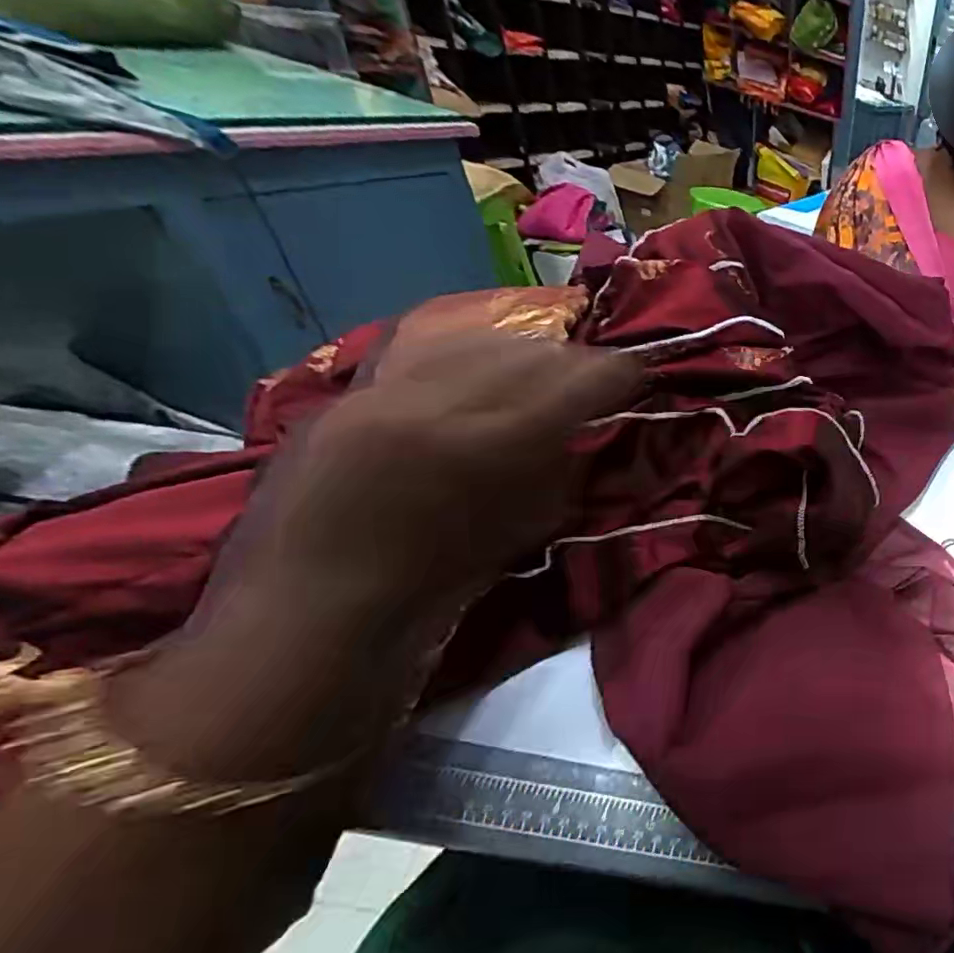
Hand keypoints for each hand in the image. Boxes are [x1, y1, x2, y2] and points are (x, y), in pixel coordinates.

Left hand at [105, 333, 643, 778]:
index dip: (620, 372)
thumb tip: (588, 424)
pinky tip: (484, 368)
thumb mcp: (530, 526)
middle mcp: (437, 399)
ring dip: (524, 353)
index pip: (578, 378)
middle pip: (532, 349)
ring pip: (478, 339)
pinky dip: (469, 354)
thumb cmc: (440, 587)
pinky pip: (427, 350)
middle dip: (576, 361)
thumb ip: (562, 464)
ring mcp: (384, 389)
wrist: (314, 613)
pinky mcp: (348, 393)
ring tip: (544, 370)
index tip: (639, 375)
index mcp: (492, 443)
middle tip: (598, 377)